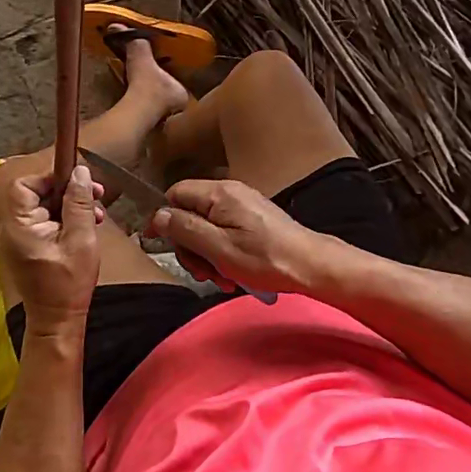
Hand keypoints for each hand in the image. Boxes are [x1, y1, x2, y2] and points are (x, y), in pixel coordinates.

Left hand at [0, 165, 104, 335]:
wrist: (58, 320)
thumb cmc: (69, 284)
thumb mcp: (81, 239)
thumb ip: (79, 203)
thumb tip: (80, 173)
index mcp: (19, 226)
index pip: (25, 185)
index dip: (50, 178)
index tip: (76, 182)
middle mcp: (12, 230)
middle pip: (36, 194)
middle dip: (68, 192)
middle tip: (95, 195)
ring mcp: (18, 239)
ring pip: (44, 207)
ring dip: (70, 206)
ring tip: (96, 215)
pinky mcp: (27, 247)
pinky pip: (44, 222)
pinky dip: (64, 220)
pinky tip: (85, 227)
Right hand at [145, 179, 330, 295]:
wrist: (311, 266)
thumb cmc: (265, 258)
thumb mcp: (218, 248)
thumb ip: (185, 229)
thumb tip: (158, 215)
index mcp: (219, 193)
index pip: (175, 194)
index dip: (165, 220)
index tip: (163, 246)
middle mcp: (230, 192)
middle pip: (190, 213)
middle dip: (190, 246)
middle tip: (202, 273)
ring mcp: (243, 205)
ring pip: (206, 227)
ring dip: (207, 256)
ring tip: (221, 279)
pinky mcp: (253, 220)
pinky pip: (225, 232)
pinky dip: (223, 254)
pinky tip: (232, 275)